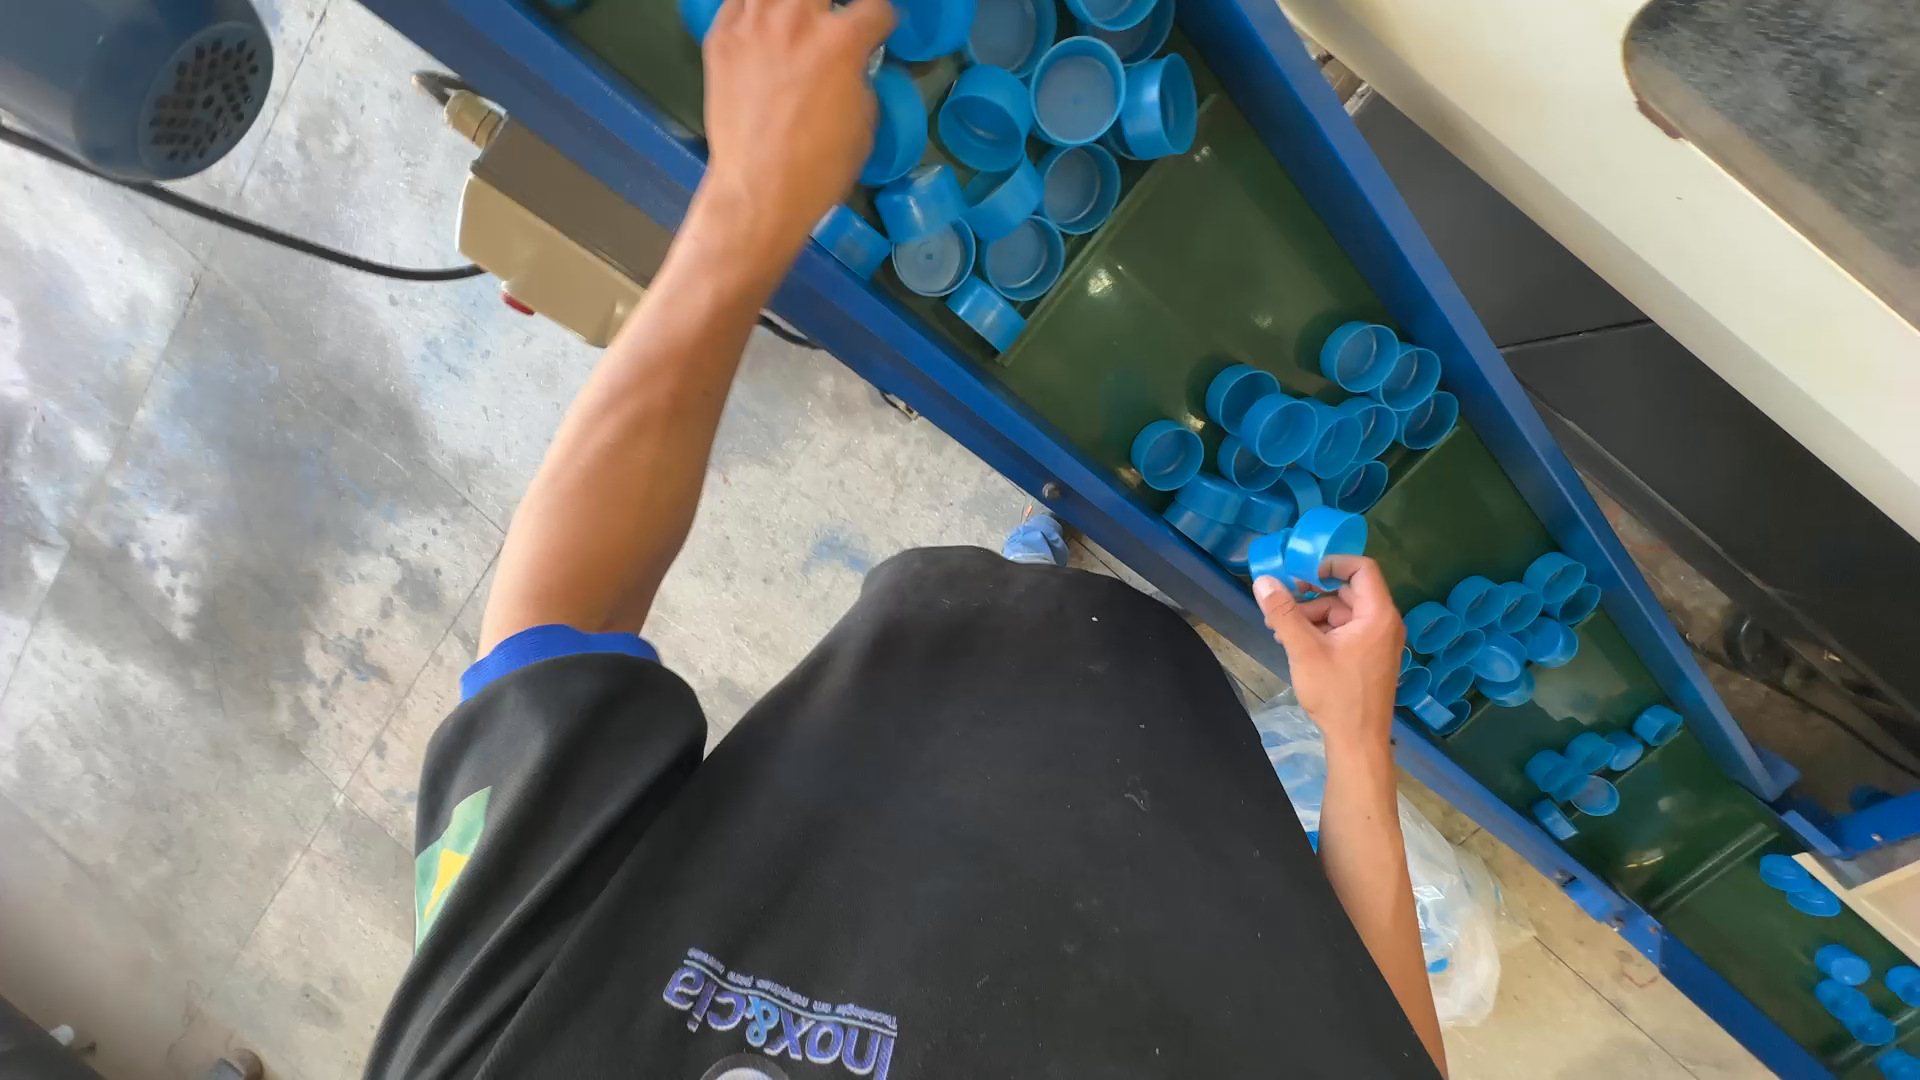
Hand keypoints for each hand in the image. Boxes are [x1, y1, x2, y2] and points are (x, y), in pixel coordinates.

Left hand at [700, 0, 894, 255]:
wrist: (758, 191)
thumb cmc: (819, 171)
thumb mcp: (863, 131)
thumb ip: (861, 86)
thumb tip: (854, 72)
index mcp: (842, 43)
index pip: (874, 8)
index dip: (883, 19)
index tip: (880, 30)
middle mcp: (797, 18)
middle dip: (834, 4)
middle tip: (834, 21)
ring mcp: (754, 22)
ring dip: (792, 5)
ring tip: (795, 21)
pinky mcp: (721, 36)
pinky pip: (739, 0)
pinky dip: (754, 7)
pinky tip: (762, 23)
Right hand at [1253, 555, 1403, 753]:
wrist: (1357, 740)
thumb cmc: (1336, 693)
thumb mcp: (1303, 649)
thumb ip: (1283, 612)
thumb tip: (1262, 580)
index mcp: (1377, 615)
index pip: (1361, 569)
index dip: (1330, 563)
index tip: (1299, 572)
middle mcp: (1383, 623)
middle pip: (1346, 591)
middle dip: (1310, 595)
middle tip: (1279, 605)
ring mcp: (1376, 640)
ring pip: (1340, 612)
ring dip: (1310, 615)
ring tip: (1280, 630)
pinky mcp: (1368, 655)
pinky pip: (1343, 630)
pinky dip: (1319, 630)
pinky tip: (1294, 643)